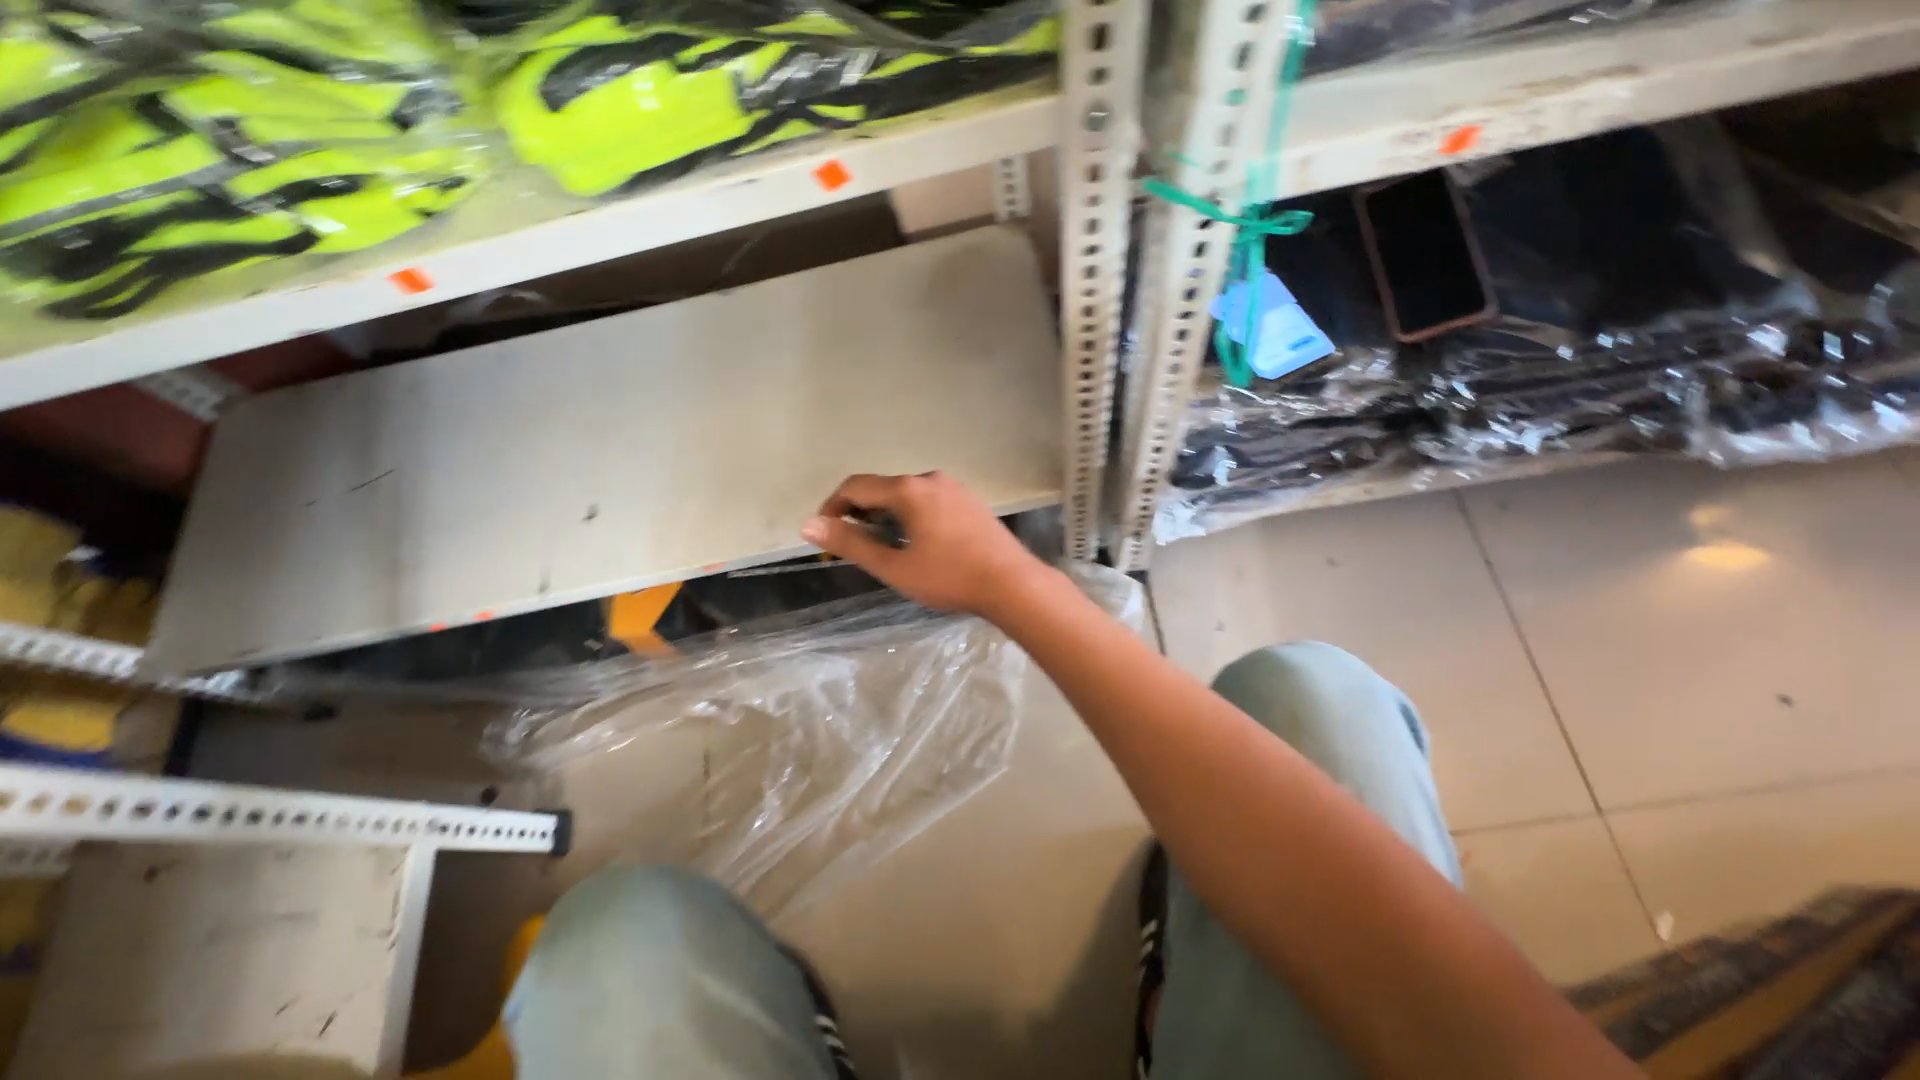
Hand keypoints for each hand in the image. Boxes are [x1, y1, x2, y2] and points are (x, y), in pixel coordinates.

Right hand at [800, 472, 1053, 615]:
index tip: (825, 533)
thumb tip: (809, 525)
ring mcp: (954, 488)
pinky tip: (917, 544)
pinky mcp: (970, 502)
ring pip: (907, 495)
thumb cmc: (949, 577)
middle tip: (852, 545)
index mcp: (909, 489)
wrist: (1012, 584)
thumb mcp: (894, 567)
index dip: (833, 507)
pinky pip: (929, 501)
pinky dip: (911, 516)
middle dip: (860, 512)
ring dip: (886, 515)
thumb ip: (851, 544)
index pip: (856, 486)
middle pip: (882, 488)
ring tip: (882, 548)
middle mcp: (930, 479)